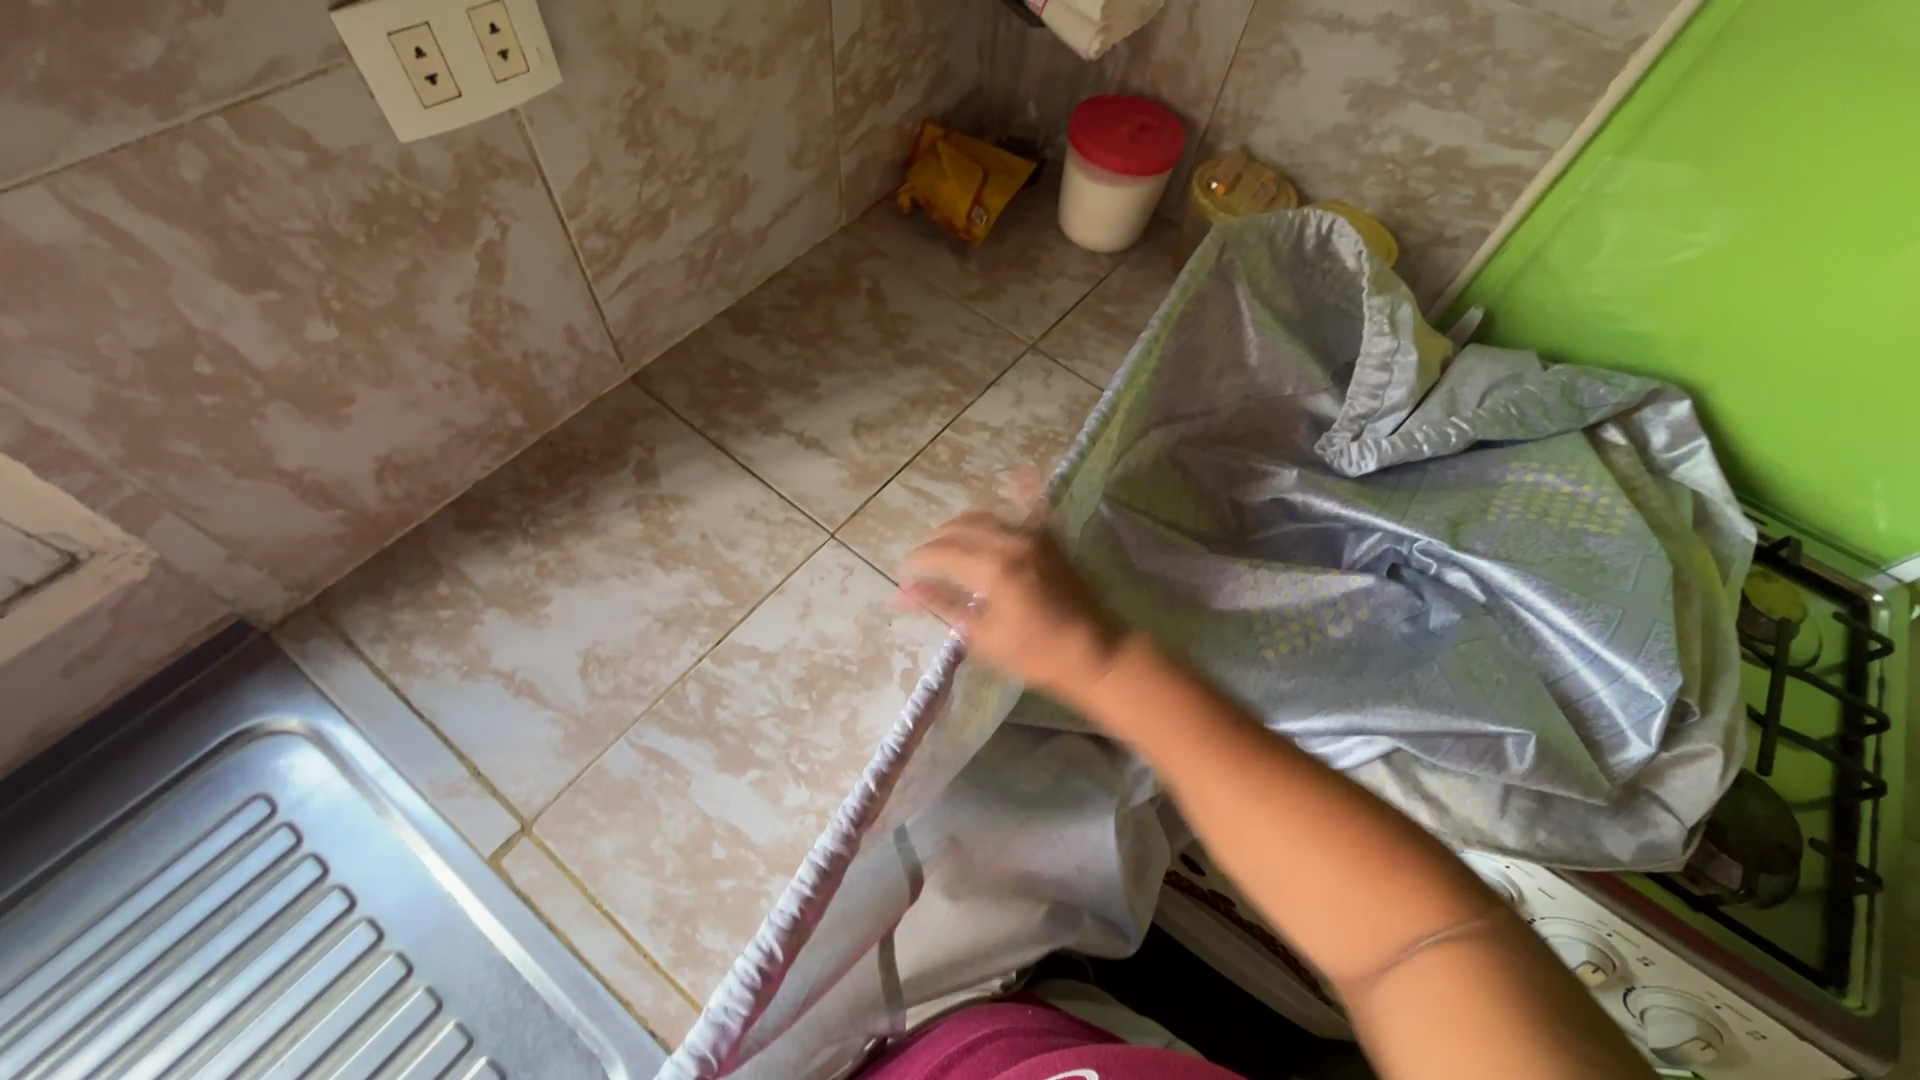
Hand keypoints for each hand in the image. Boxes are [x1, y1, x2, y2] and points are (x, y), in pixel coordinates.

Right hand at [899, 510, 1124, 704]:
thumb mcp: (983, 636)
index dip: (919, 562)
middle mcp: (1013, 541)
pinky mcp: (1054, 538)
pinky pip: (1033, 505)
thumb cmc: (1035, 654)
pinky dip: (1020, 489)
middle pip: (960, 528)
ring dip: (963, 523)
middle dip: (936, 541)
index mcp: (993, 569)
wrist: (1096, 652)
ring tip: (949, 539)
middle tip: (924, 560)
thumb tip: (904, 592)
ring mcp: (1036, 535)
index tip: (905, 573)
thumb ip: (944, 604)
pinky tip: (1013, 474)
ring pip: (988, 515)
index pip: (941, 554)